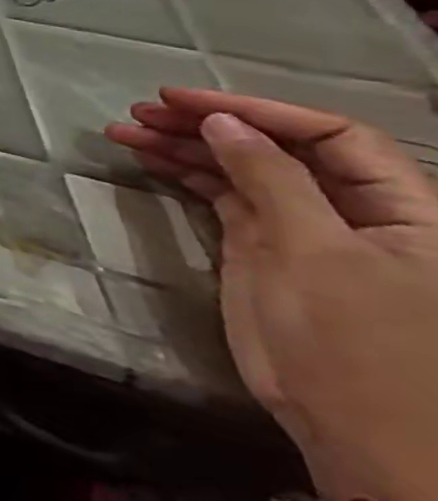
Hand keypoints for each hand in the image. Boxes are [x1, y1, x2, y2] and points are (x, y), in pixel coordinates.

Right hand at [105, 88, 437, 499]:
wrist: (360, 434)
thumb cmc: (359, 344)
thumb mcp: (316, 255)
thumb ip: (272, 180)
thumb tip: (221, 120)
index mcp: (406, 212)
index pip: (334, 137)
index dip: (261, 110)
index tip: (186, 100)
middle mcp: (356, 212)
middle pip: (281, 148)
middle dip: (210, 124)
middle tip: (142, 110)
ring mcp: (307, 230)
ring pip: (244, 169)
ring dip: (186, 146)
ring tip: (127, 129)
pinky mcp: (267, 249)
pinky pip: (226, 196)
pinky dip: (187, 174)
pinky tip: (148, 158)